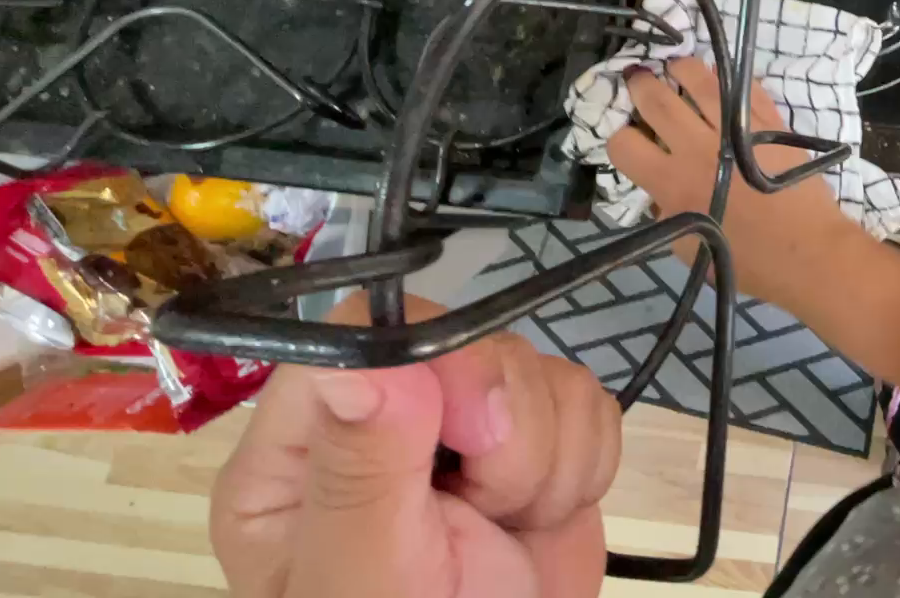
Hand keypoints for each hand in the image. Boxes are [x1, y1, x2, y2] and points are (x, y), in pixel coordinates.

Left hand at [212, 297, 621, 597]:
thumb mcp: (368, 584)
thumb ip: (363, 473)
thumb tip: (360, 354)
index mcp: (309, 445)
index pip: (369, 327)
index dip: (439, 359)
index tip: (476, 433)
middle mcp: (391, 417)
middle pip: (481, 343)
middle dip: (512, 433)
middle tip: (489, 511)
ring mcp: (473, 421)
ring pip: (548, 368)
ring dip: (552, 459)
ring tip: (513, 525)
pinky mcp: (545, 429)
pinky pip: (590, 397)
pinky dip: (586, 460)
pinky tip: (545, 514)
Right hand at [607, 56, 855, 299]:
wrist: (807, 251)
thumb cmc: (746, 260)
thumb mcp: (687, 247)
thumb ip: (665, 211)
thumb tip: (657, 187)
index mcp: (672, 182)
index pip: (624, 143)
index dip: (618, 136)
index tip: (628, 134)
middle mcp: (698, 148)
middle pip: (655, 99)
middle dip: (639, 84)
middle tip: (638, 79)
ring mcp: (735, 129)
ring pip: (698, 79)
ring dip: (680, 68)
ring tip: (675, 68)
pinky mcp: (769, 122)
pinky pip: (742, 87)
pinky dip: (726, 78)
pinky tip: (718, 77)